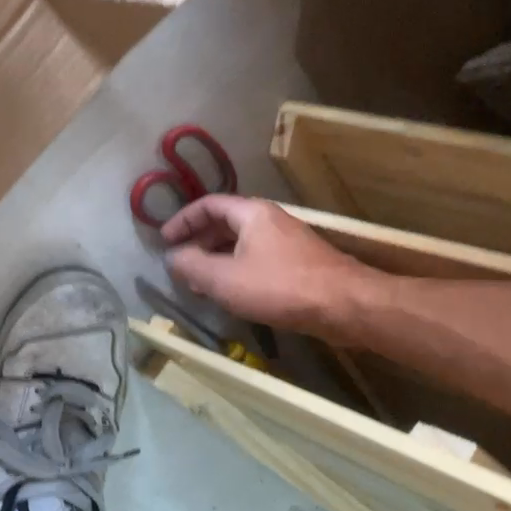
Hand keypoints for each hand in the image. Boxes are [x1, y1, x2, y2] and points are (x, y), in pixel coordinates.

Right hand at [160, 195, 379, 343]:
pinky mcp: (298, 264)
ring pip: (241, 243)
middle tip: (180, 263)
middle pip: (224, 223)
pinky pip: (257, 259)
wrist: (345, 305)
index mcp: (251, 214)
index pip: (208, 205)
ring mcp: (287, 242)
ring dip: (216, 259)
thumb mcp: (224, 278)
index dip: (182, 220)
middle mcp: (270, 220)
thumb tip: (172, 257)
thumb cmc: (280, 287)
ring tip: (200, 282)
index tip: (164, 239)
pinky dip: (236, 270)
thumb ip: (191, 265)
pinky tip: (231, 293)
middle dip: (198, 241)